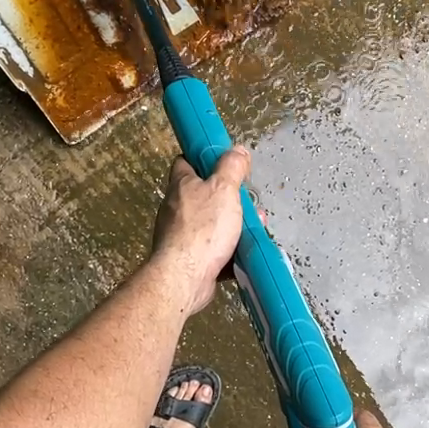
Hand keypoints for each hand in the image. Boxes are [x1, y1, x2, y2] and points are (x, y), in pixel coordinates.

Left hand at [149, 148, 249, 312]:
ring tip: (252, 233)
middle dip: (228, 201)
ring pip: (209, 226)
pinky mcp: (188, 261)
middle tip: (248, 207)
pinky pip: (211, 252)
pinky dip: (227, 253)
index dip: (205, 161)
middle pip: (203, 197)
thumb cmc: (204, 229)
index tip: (225, 167)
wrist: (186, 277)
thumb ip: (232, 168)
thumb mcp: (224, 190)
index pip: (187, 162)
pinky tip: (242, 256)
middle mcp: (176, 209)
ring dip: (231, 229)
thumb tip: (238, 150)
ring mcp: (180, 237)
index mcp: (181, 185)